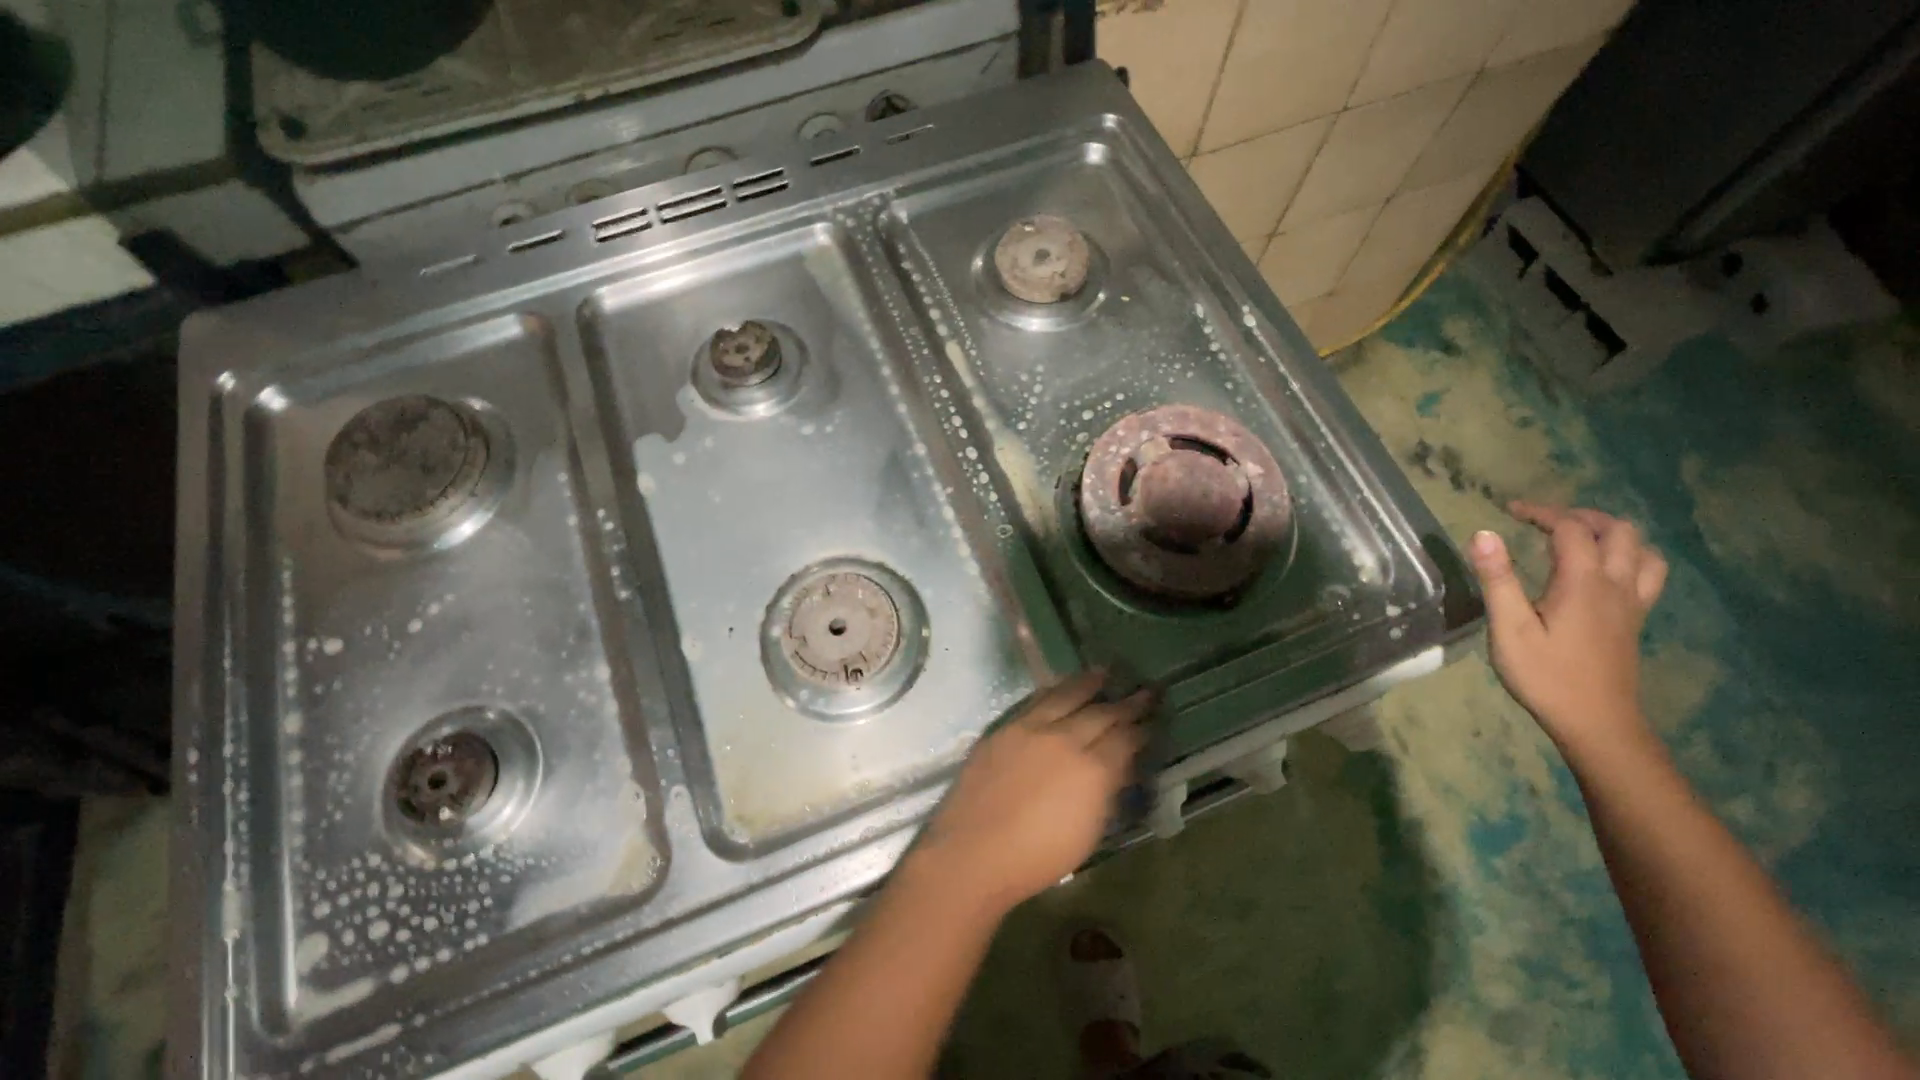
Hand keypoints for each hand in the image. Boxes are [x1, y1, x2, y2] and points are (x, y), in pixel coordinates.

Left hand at [912, 670, 1150, 913]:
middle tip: (1144, 691)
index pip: (1125, 739)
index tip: (1152, 721)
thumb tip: (1119, 768)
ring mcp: (1030, 729)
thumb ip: (1106, 793)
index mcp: (1093, 769)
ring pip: (1066, 696)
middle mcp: (1064, 739)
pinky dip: (1055, 691)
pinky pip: (1036, 702)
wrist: (973, 853)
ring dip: (1088, 684)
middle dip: (1126, 702)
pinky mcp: (1003, 729)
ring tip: (1104, 673)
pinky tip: (1060, 689)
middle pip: (1101, 713)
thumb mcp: (1088, 833)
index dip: (1141, 729)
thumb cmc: (1037, 858)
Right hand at [1468, 503, 1668, 751]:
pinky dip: (1630, 557)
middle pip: (1616, 530)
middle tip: (1545, 522)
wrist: (1596, 722)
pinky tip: (1606, 571)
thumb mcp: (1510, 629)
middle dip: (1580, 516)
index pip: (1569, 528)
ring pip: (1641, 549)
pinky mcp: (1636, 620)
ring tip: (1580, 539)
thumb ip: (1497, 579)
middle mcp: (1616, 584)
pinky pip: (1648, 573)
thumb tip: (1483, 534)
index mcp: (1583, 581)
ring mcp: (1632, 603)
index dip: (1541, 512)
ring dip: (1612, 534)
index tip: (1510, 510)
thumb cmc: (1546, 676)